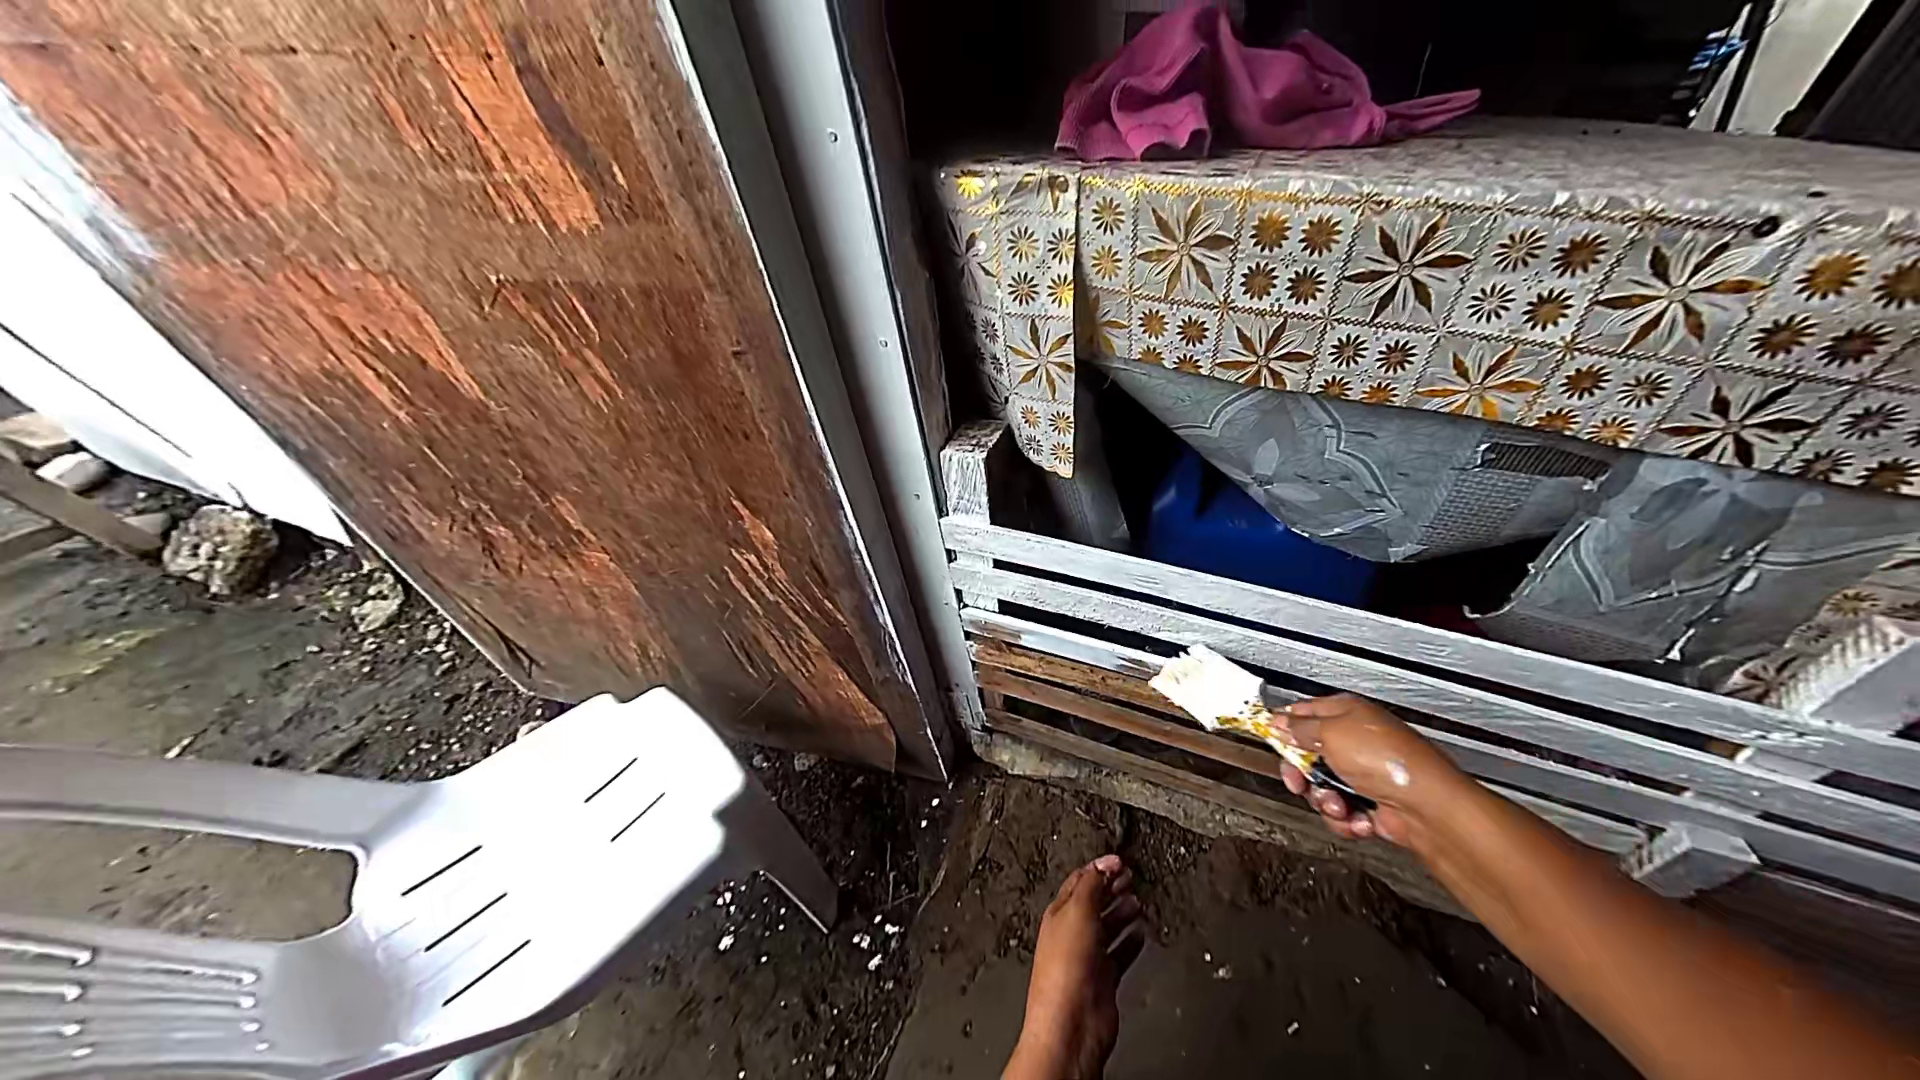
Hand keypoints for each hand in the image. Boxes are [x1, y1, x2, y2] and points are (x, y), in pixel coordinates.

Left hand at [1004, 855, 1143, 1079]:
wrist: (1071, 1024)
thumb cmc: (1064, 971)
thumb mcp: (1078, 913)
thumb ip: (1091, 886)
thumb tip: (1102, 865)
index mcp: (1059, 913)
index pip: (1080, 880)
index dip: (1099, 868)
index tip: (1118, 860)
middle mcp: (1072, 932)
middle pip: (1094, 901)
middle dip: (1111, 886)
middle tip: (1130, 875)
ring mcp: (1088, 956)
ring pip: (1108, 926)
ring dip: (1122, 911)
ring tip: (1137, 899)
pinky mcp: (1103, 978)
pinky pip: (1119, 953)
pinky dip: (1130, 941)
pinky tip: (1139, 933)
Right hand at [1274, 694, 1464, 846]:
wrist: (1428, 808)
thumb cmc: (1390, 761)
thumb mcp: (1331, 733)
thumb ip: (1299, 727)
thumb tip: (1279, 722)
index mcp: (1345, 714)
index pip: (1302, 714)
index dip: (1284, 727)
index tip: (1271, 738)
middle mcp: (1354, 741)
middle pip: (1307, 755)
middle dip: (1301, 773)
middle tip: (1299, 780)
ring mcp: (1362, 773)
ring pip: (1319, 786)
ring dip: (1323, 799)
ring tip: (1340, 803)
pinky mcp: (1369, 802)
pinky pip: (1339, 810)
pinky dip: (1344, 818)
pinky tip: (1358, 816)